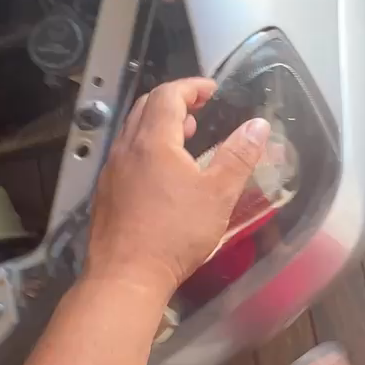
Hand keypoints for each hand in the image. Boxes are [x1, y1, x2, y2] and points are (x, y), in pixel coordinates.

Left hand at [84, 78, 270, 300]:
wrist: (125, 277)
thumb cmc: (175, 233)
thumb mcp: (218, 194)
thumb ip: (239, 156)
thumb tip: (258, 125)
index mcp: (153, 142)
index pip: (168, 95)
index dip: (191, 87)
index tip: (212, 91)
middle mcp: (127, 148)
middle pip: (146, 106)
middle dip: (175, 101)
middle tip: (201, 110)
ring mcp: (111, 171)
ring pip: (134, 130)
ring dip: (160, 124)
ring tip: (188, 137)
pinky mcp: (106, 192)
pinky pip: (127, 153)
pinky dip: (148, 146)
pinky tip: (165, 173)